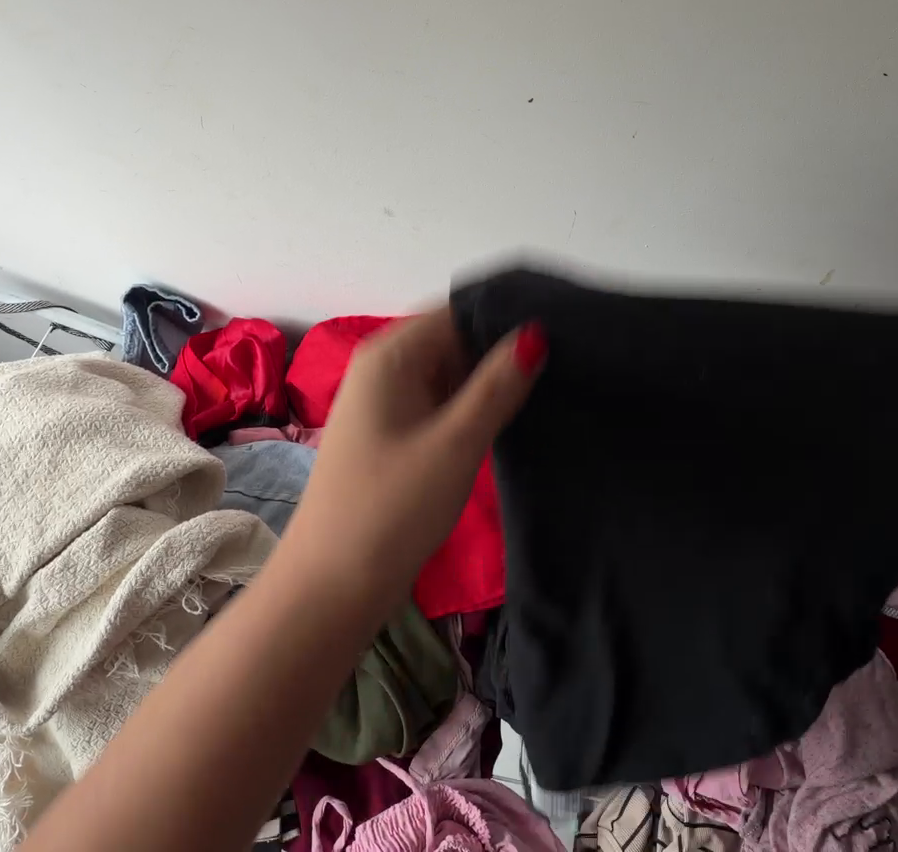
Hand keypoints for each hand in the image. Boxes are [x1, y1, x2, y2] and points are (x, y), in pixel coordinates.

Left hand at [284, 311, 543, 590]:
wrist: (332, 586)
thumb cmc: (392, 508)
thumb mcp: (456, 443)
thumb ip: (497, 385)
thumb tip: (534, 332)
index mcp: (390, 355)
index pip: (458, 311)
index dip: (506, 317)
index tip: (563, 329)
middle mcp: (383, 368)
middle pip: (453, 339)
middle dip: (501, 351)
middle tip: (565, 363)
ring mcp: (385, 404)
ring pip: (448, 375)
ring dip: (488, 382)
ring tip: (550, 386)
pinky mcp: (392, 436)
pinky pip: (438, 404)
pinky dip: (470, 408)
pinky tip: (508, 419)